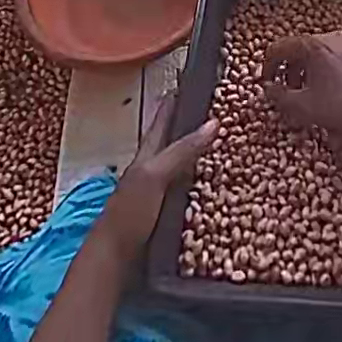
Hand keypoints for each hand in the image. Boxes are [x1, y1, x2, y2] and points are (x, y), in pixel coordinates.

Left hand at [98, 90, 217, 257]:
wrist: (114, 261)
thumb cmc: (130, 212)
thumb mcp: (155, 176)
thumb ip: (182, 151)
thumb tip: (214, 122)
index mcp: (148, 155)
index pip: (163, 120)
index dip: (175, 101)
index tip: (190, 80)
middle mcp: (155, 170)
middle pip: (176, 141)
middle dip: (195, 126)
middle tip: (220, 111)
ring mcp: (161, 193)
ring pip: (185, 167)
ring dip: (203, 156)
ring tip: (228, 145)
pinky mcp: (169, 215)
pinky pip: (192, 192)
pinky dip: (206, 185)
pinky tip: (220, 188)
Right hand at [262, 32, 341, 135]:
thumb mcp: (302, 106)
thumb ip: (278, 95)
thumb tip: (268, 88)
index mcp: (313, 45)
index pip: (279, 48)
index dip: (267, 66)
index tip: (266, 82)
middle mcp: (331, 38)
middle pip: (298, 48)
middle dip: (288, 69)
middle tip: (286, 90)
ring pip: (317, 52)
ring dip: (305, 69)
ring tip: (306, 91)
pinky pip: (334, 56)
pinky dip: (324, 68)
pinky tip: (327, 89)